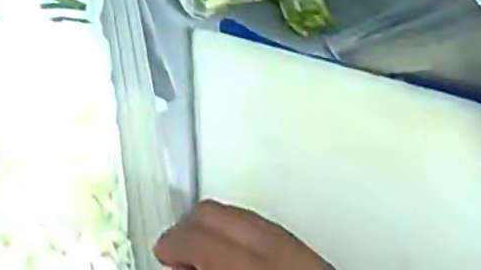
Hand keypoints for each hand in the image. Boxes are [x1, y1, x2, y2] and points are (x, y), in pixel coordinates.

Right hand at [155, 201, 333, 269]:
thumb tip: (180, 268)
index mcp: (260, 269)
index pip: (202, 242)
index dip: (172, 244)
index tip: (161, 255)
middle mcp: (285, 256)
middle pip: (217, 216)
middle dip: (189, 229)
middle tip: (175, 254)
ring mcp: (307, 257)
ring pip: (242, 217)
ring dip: (214, 229)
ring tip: (202, 254)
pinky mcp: (319, 262)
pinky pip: (267, 231)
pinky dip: (242, 236)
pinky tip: (237, 258)